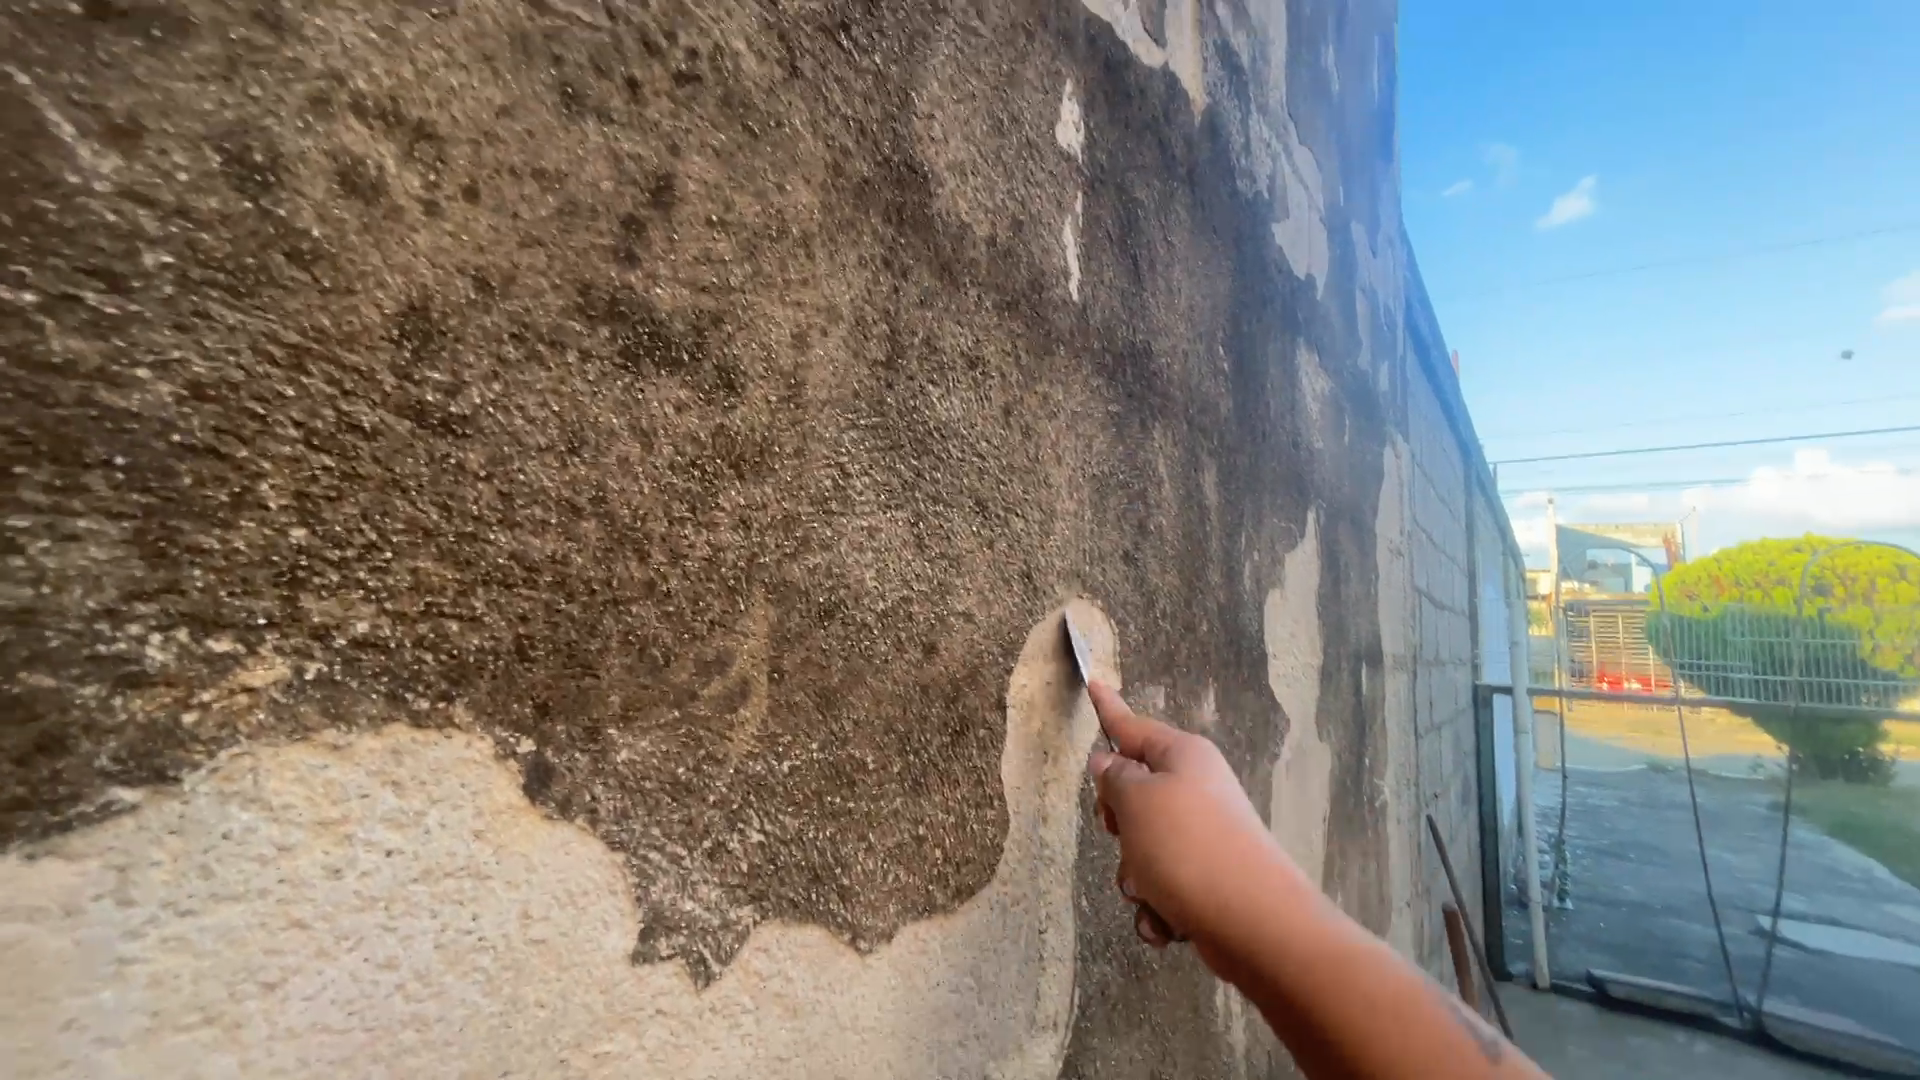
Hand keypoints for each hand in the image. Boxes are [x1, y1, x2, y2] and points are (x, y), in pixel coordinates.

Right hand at [1087, 681, 1300, 959]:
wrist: (1257, 925)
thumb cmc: (1188, 847)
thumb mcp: (1136, 802)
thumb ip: (1114, 778)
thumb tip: (1107, 761)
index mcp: (1182, 756)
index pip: (1131, 726)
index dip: (1107, 708)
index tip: (1093, 682)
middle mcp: (1196, 788)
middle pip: (1132, 792)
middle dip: (1117, 822)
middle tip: (1119, 832)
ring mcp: (1204, 836)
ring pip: (1142, 845)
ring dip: (1134, 874)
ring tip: (1151, 892)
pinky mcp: (1209, 879)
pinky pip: (1163, 885)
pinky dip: (1157, 906)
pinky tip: (1165, 924)